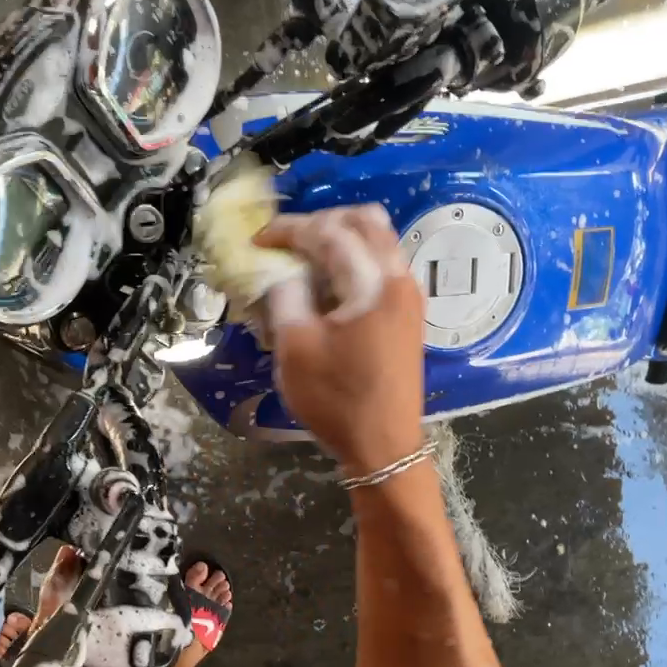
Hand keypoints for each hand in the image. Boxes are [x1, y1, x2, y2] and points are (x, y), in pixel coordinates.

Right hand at [255, 206, 427, 473]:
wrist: (384, 445)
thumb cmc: (336, 399)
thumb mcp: (296, 348)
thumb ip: (284, 296)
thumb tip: (280, 270)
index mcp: (373, 284)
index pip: (330, 233)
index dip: (289, 230)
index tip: (258, 240)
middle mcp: (399, 279)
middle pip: (365, 221)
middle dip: (320, 222)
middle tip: (286, 241)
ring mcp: (408, 296)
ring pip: (377, 241)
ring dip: (339, 239)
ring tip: (302, 261)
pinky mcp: (407, 314)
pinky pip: (381, 265)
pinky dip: (352, 261)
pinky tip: (326, 286)